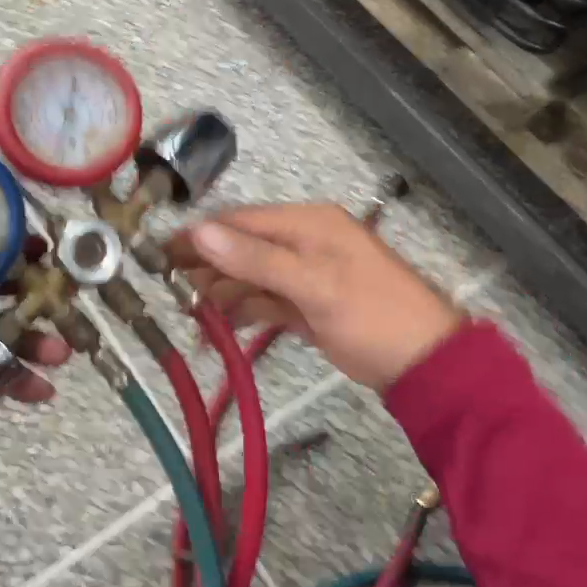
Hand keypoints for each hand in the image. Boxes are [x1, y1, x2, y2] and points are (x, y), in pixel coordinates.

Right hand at [167, 203, 461, 387]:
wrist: (427, 365)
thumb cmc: (372, 315)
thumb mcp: (313, 284)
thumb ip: (255, 259)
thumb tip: (199, 232)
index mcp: (308, 224)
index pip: (240, 221)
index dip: (200, 235)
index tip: (160, 253)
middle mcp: (303, 242)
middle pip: (242, 247)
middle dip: (206, 264)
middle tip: (167, 286)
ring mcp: (306, 275)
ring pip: (250, 276)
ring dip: (221, 290)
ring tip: (188, 309)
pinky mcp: (308, 306)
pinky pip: (265, 301)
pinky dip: (242, 310)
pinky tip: (217, 323)